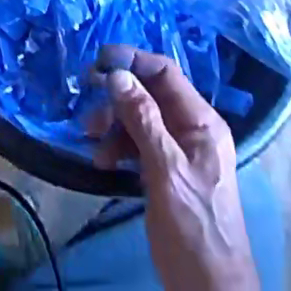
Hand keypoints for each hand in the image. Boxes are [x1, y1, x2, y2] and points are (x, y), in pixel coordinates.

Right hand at [95, 46, 258, 290]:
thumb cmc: (194, 230)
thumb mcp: (165, 171)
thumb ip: (143, 120)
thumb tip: (117, 75)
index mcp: (202, 122)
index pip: (165, 73)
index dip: (132, 61)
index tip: (97, 63)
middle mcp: (192, 129)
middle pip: (150, 95)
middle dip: (117, 99)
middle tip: (88, 111)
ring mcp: (180, 151)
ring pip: (140, 118)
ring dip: (113, 125)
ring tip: (92, 144)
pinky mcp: (166, 171)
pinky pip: (139, 143)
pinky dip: (119, 147)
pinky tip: (103, 162)